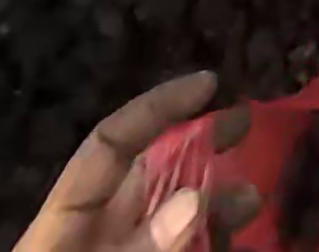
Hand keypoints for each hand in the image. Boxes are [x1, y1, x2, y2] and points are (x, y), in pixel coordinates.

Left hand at [15, 71, 259, 251]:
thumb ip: (140, 251)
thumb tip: (193, 197)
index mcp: (67, 223)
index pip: (111, 145)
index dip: (157, 107)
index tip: (208, 83)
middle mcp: (96, 234)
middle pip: (150, 173)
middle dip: (198, 142)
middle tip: (246, 121)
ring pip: (173, 215)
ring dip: (214, 200)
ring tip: (252, 199)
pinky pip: (182, 251)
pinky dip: (210, 241)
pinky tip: (237, 235)